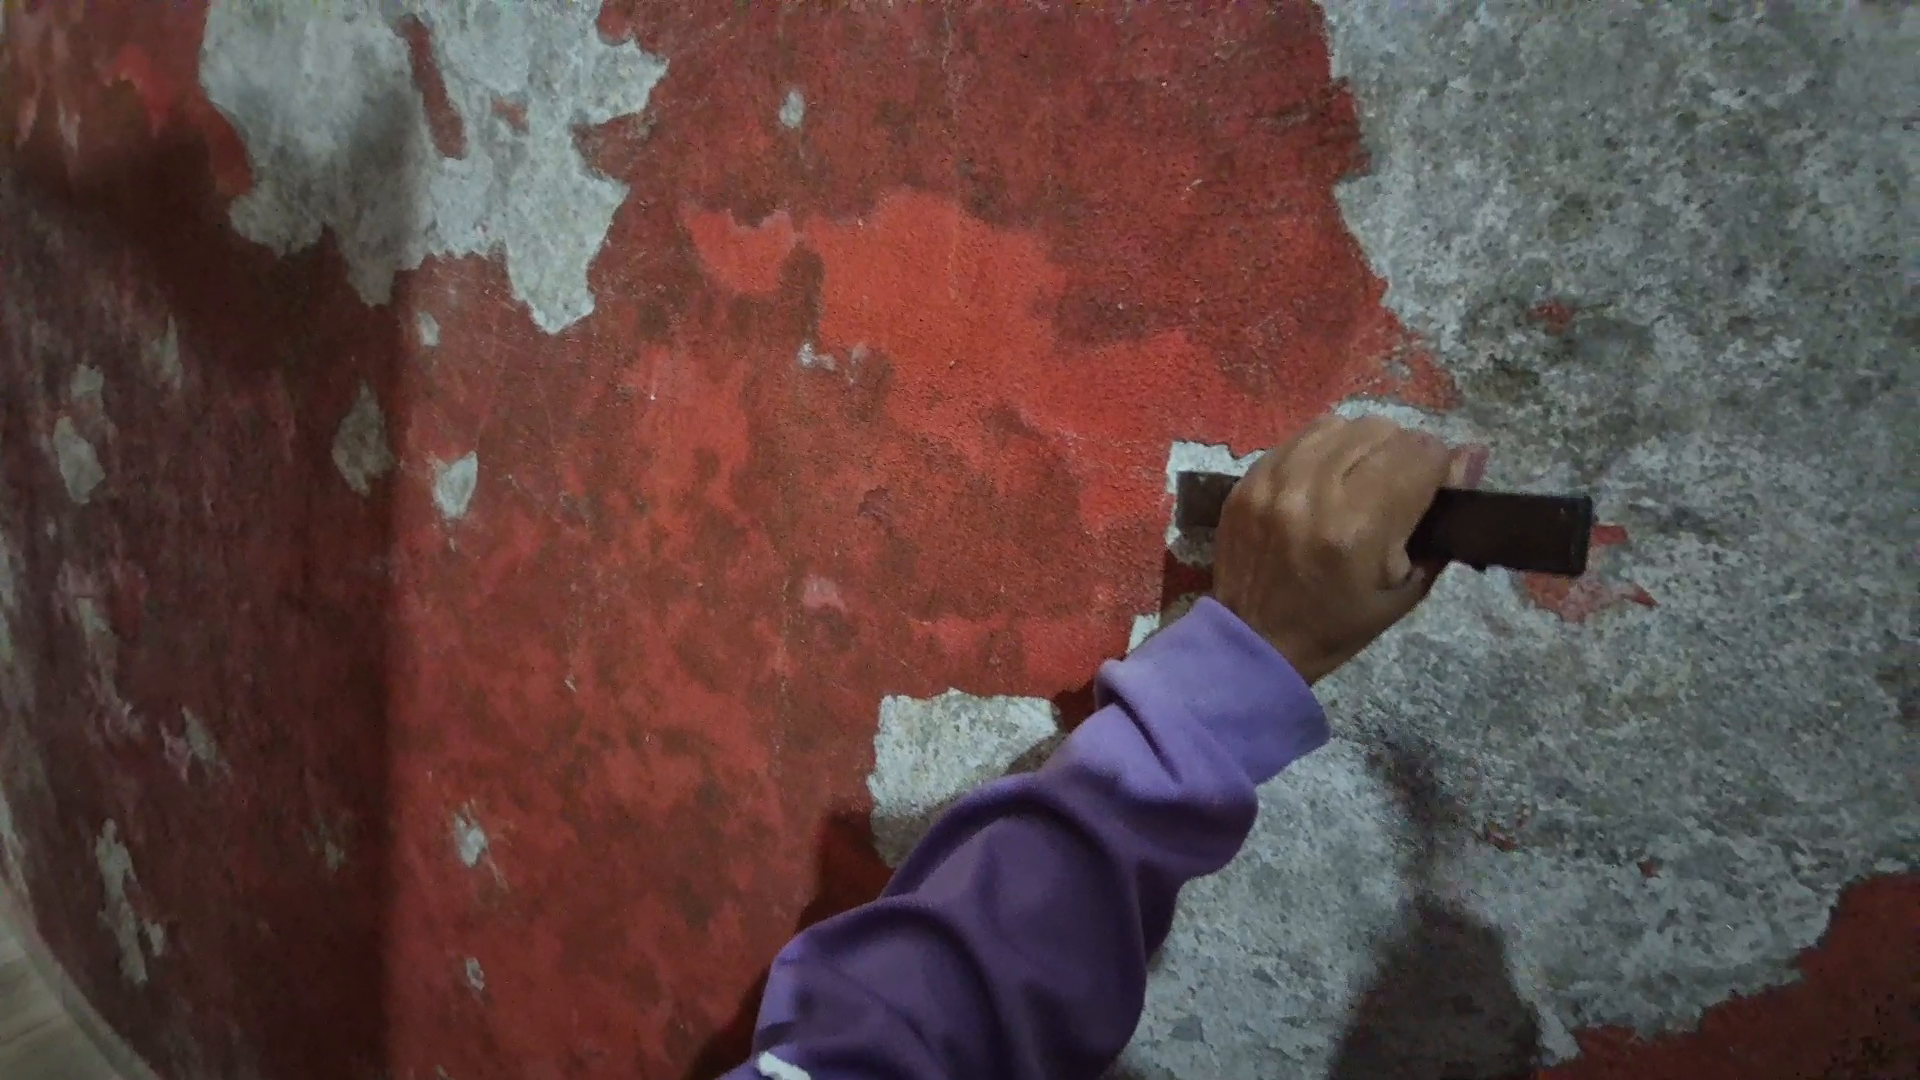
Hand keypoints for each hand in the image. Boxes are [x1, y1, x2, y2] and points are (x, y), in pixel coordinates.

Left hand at [1212, 416, 1487, 683]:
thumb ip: (1439, 521)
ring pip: (1336, 426)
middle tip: (1397, 483)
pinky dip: (1318, 451)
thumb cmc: (1337, 623)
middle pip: (1378, 431)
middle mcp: (1312, 494)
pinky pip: (1295, 441)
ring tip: (1359, 476)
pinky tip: (1322, 478)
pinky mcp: (1246, 482)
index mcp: (1357, 526)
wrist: (1254, 637)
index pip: (1419, 453)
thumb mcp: (1405, 588)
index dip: (1438, 465)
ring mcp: (1272, 484)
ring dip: (1358, 445)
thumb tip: (1472, 455)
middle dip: (1400, 451)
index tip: (1435, 484)